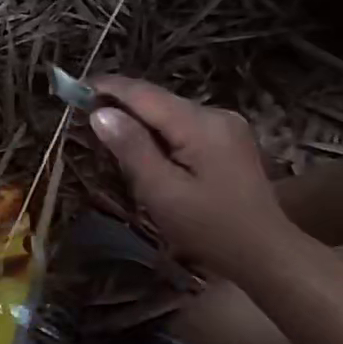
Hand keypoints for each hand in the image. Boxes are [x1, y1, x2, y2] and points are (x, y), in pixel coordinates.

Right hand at [86, 75, 303, 274]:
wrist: (267, 255)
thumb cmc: (210, 229)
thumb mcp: (162, 192)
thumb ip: (131, 148)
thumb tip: (100, 112)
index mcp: (200, 124)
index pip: (143, 93)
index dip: (107, 87)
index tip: (75, 88)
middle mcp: (216, 114)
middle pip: (157, 100)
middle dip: (121, 104)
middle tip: (85, 117)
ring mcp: (226, 126)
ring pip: (170, 112)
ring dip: (139, 120)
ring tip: (109, 135)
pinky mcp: (229, 140)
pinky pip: (184, 126)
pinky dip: (159, 132)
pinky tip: (146, 151)